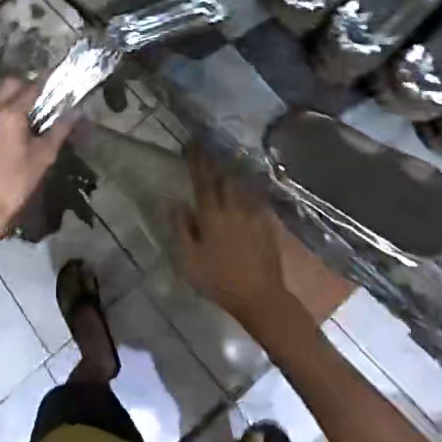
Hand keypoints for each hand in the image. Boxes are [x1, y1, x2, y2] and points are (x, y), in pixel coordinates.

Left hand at [0, 77, 74, 228]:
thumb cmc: (18, 180)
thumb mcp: (46, 154)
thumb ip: (61, 128)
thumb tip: (77, 111)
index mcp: (11, 113)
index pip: (32, 86)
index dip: (48, 79)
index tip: (61, 76)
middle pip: (11, 83)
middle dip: (29, 83)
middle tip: (47, 94)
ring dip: (16, 94)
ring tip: (34, 108)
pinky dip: (6, 107)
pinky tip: (18, 123)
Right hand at [177, 149, 306, 333]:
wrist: (261, 297)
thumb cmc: (219, 281)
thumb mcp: (190, 260)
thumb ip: (182, 230)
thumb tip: (174, 204)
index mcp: (212, 216)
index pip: (202, 181)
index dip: (196, 161)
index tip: (192, 144)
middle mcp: (234, 208)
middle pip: (224, 177)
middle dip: (214, 162)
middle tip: (207, 150)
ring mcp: (254, 214)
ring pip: (241, 185)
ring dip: (231, 172)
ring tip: (224, 164)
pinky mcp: (267, 223)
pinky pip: (255, 198)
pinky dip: (247, 189)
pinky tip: (245, 188)